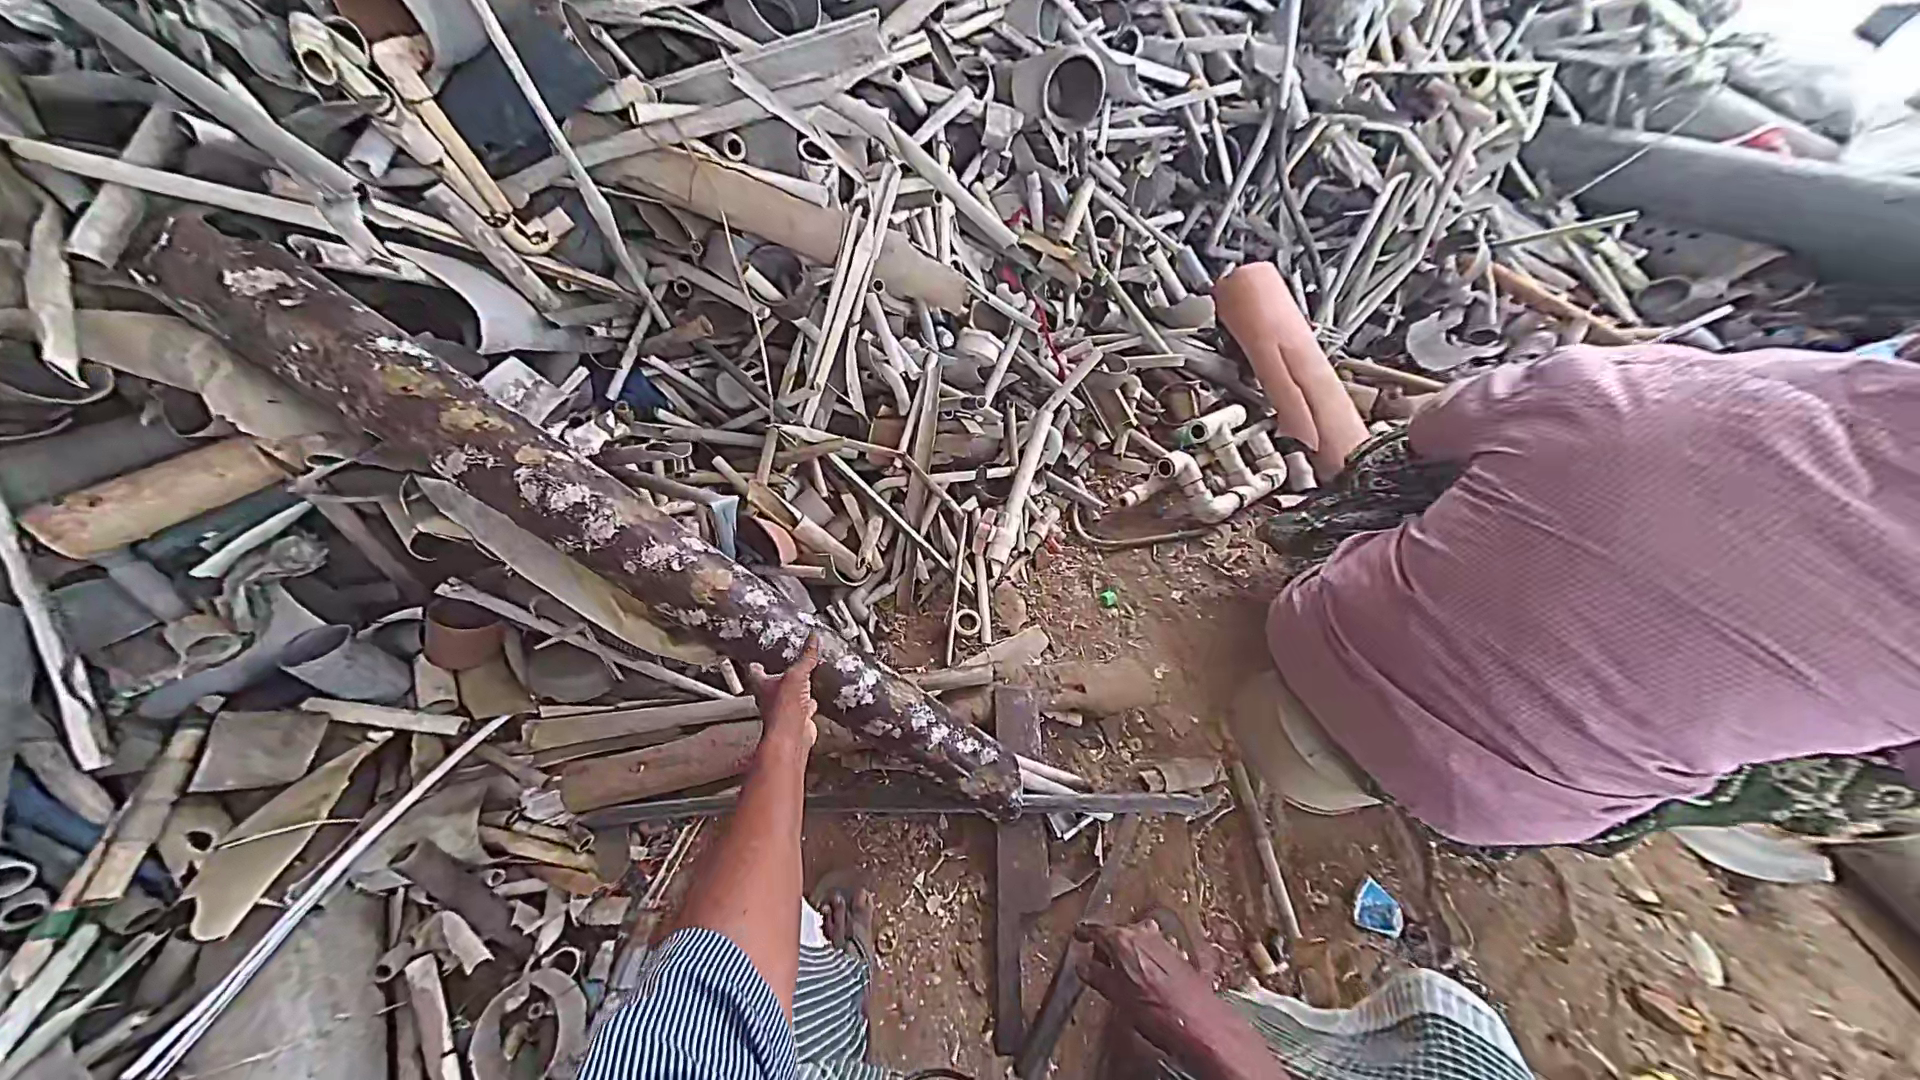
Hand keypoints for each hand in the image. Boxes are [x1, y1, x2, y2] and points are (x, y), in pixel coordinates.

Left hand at [747, 634, 819, 757]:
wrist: (793, 737)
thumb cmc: (784, 709)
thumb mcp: (797, 675)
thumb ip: (806, 657)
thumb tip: (813, 638)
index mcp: (763, 685)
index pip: (756, 671)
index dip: (757, 664)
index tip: (757, 660)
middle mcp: (770, 698)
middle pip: (772, 684)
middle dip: (779, 677)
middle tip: (785, 668)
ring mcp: (784, 710)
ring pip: (789, 697)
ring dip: (796, 691)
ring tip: (803, 682)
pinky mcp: (797, 720)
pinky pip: (803, 709)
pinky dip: (809, 705)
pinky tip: (813, 702)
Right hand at [1078, 922, 1284, 1079]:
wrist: (1201, 1025)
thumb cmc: (1162, 1012)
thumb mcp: (1117, 997)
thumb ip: (1097, 977)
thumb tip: (1085, 967)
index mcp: (1122, 938)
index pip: (1095, 930)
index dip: (1084, 934)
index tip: (1079, 935)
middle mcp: (1142, 933)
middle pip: (1116, 933)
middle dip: (1107, 947)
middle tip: (1099, 964)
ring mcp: (1162, 941)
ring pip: (1136, 940)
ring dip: (1128, 954)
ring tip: (1123, 976)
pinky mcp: (1177, 953)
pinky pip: (1153, 950)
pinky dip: (1145, 959)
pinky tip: (1145, 980)